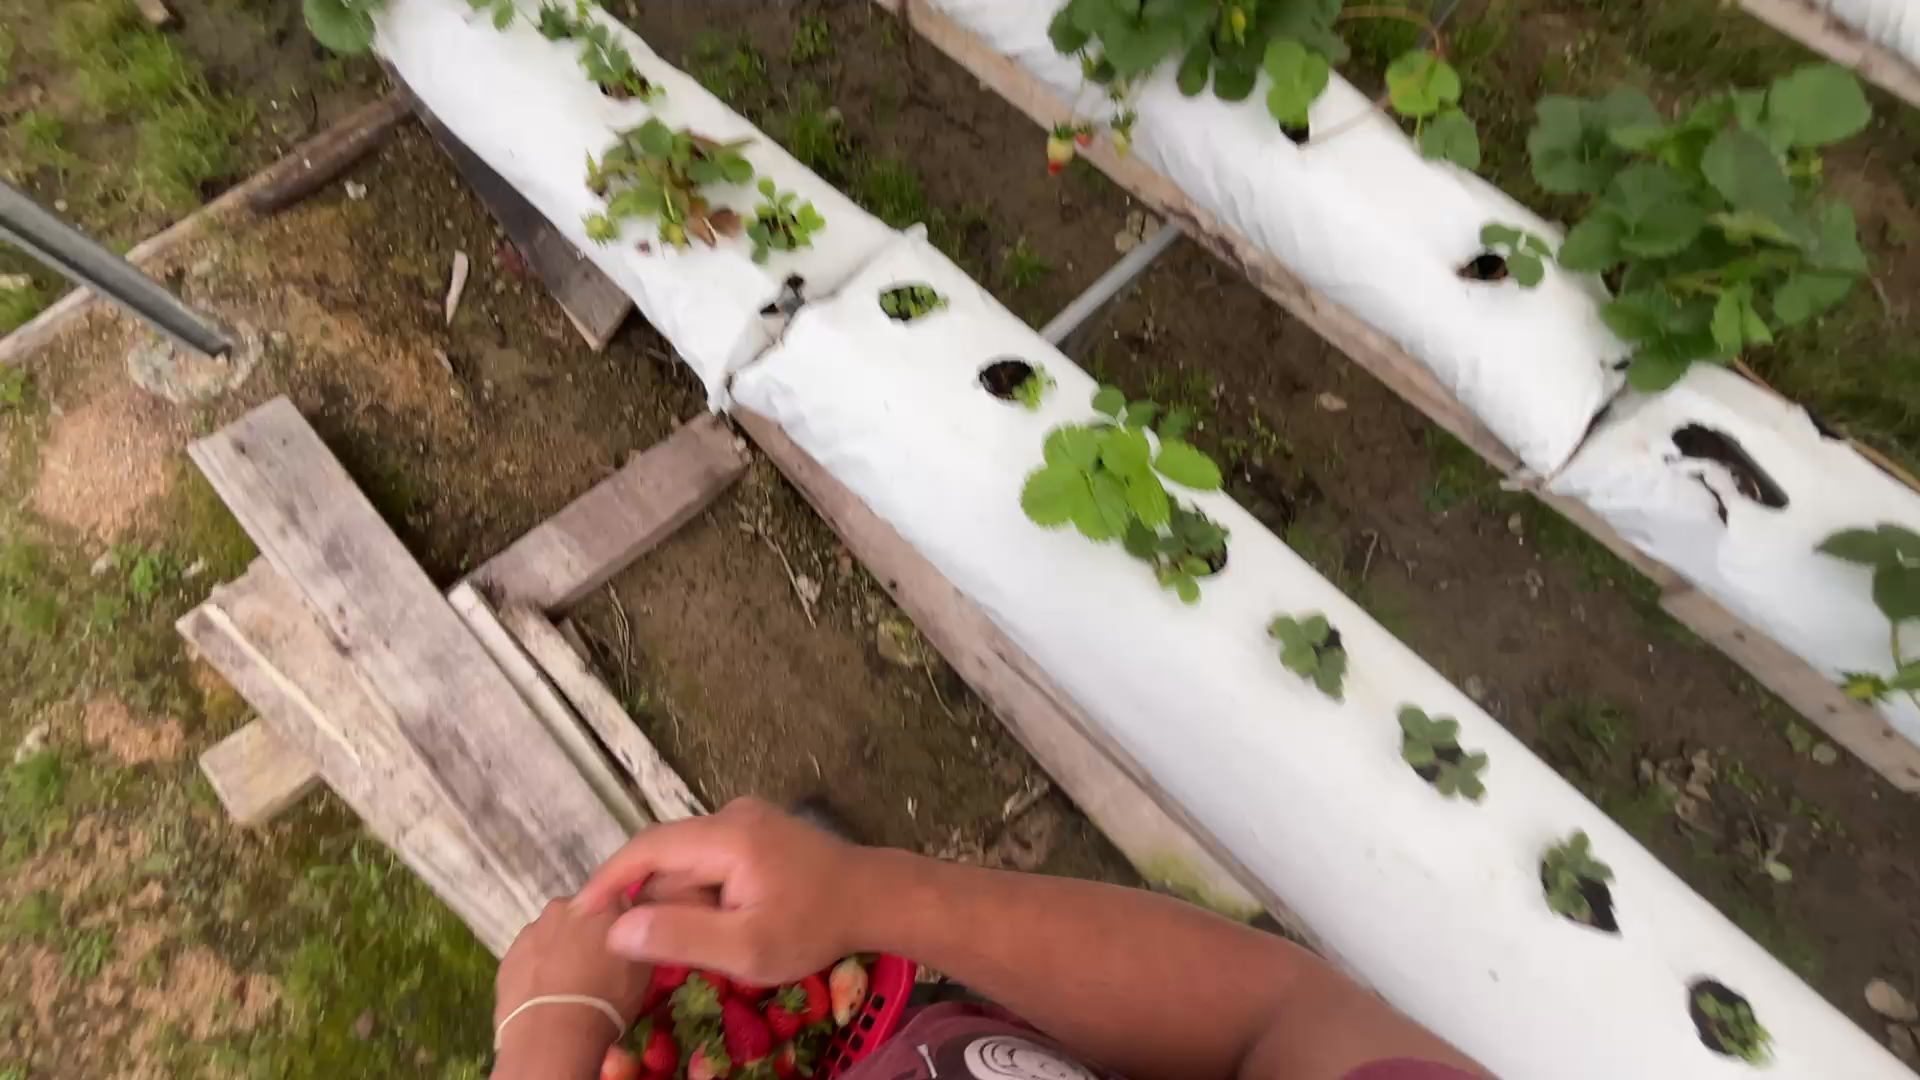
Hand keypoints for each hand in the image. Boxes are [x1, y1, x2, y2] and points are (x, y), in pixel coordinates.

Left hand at [495, 899, 651, 1031]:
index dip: (617, 918)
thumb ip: (636, 934)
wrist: (553, 1036)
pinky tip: (542, 989)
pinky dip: (536, 964)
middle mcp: (569, 904)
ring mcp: (535, 928)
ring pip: (552, 931)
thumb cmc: (608, 998)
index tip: (619, 938)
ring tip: (564, 978)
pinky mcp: (509, 954)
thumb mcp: (642, 964)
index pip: (616, 896)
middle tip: (592, 959)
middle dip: (585, 928)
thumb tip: (632, 927)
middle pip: (581, 909)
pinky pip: (529, 953)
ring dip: (559, 945)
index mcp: (607, 901)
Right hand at [573, 797, 866, 983]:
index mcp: (728, 836)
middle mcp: (733, 815)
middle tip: (669, 946)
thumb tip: (616, 928)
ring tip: (714, 935)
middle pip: (670, 856)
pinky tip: (726, 919)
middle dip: (658, 902)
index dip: (609, 879)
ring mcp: (748, 818)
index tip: (578, 914)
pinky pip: (712, 858)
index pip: (649, 847)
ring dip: (685, 900)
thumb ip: (680, 935)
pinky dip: (704, 890)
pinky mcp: (758, 830)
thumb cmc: (812, 925)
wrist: (871, 896)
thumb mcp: (745, 947)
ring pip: (690, 860)